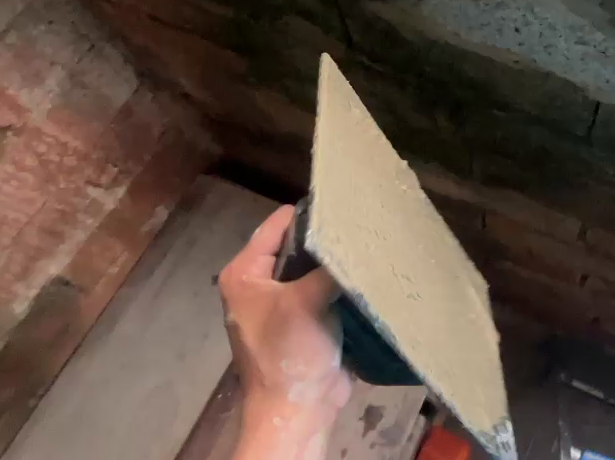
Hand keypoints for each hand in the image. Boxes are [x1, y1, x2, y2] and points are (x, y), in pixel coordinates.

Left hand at [219, 205, 352, 459]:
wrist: (298, 411)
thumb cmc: (290, 353)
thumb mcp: (308, 300)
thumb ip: (331, 261)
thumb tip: (362, 233)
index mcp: (244, 273)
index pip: (279, 222)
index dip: (311, 212)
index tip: (348, 204)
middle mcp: (258, 282)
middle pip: (298, 241)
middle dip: (327, 236)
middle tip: (364, 223)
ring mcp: (281, 300)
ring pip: (314, 263)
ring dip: (337, 258)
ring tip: (370, 242)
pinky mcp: (304, 316)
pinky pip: (324, 283)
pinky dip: (341, 278)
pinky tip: (366, 268)